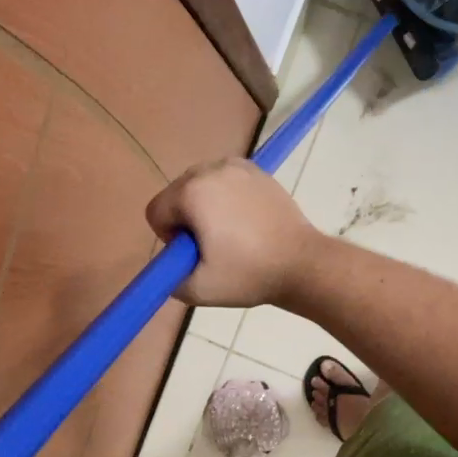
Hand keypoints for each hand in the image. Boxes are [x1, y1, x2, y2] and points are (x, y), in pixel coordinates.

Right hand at [146, 157, 322, 307]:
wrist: (301, 264)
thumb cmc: (248, 274)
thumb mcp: (198, 290)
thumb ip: (169, 278)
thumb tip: (171, 266)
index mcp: (192, 192)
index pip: (156, 211)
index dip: (168, 238)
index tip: (193, 254)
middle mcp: (211, 169)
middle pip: (177, 194)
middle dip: (186, 219)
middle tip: (212, 246)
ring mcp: (237, 166)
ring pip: (201, 185)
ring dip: (205, 207)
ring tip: (229, 234)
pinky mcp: (258, 170)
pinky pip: (225, 181)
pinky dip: (226, 197)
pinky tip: (244, 221)